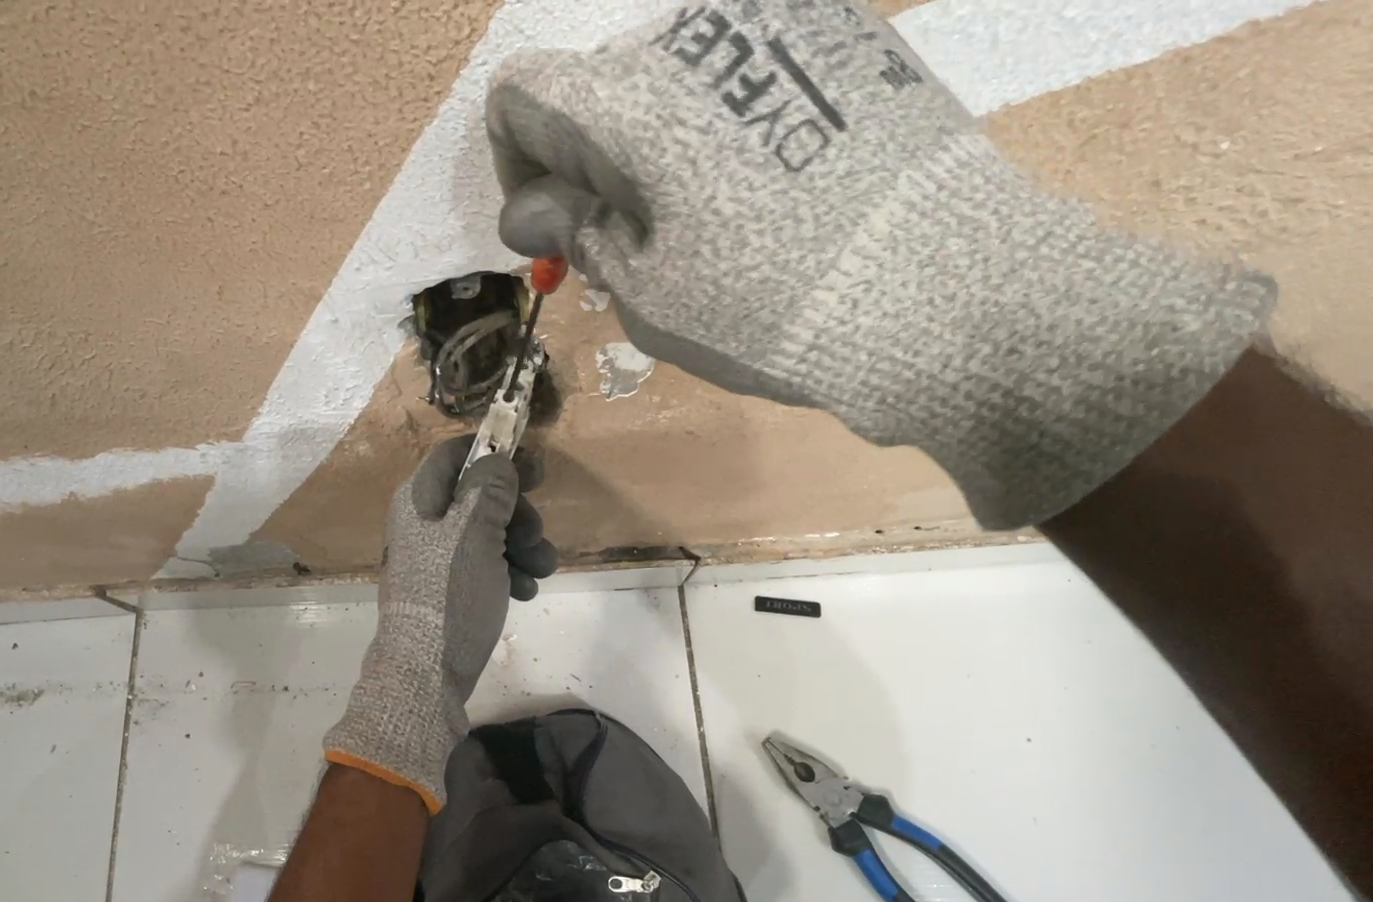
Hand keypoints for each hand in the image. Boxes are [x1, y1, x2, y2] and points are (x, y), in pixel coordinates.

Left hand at [324, 436, 556, 811]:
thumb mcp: (474, 533)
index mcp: (419, 500)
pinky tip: (524, 592)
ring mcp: (435, 557)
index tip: (533, 465)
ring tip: (539, 570)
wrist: (425, 671)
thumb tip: (498, 460)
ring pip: (488, 532)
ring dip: (521, 546)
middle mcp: (423, 523)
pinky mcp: (448, 588)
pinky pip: (485, 565)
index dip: (494, 453)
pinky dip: (508, 572)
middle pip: (478, 494)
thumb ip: (489, 489)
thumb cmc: (448, 593)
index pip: (454, 454)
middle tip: (535, 533)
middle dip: (516, 511)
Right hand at [486, 1, 1272, 528]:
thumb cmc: (769, 310)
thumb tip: (528, 209)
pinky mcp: (845, 32)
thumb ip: (572, 231)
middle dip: (591, 159)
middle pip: (598, 84)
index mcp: (630, 99)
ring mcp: (779, 21)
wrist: (947, 296)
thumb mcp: (645, 292)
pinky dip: (724, 122)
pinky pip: (744, 70)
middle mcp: (696, 33)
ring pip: (672, 77)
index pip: (521, 94)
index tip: (553, 224)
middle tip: (633, 238)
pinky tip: (772, 187)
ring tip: (712, 218)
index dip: (517, 163)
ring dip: (658, 143)